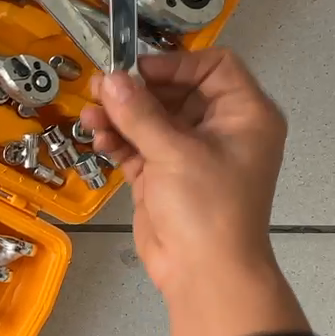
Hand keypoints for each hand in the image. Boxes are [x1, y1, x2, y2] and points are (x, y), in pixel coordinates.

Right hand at [80, 50, 309, 335]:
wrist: (202, 270)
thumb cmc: (207, 207)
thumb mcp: (174, 153)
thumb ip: (139, 114)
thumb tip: (109, 79)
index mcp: (244, 115)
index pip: (212, 68)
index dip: (172, 65)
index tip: (132, 71)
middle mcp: (218, 129)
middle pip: (174, 93)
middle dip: (135, 93)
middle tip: (98, 90)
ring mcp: (188, 154)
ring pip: (150, 121)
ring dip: (120, 117)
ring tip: (90, 118)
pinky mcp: (162, 176)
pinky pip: (137, 146)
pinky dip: (118, 141)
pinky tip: (98, 140)